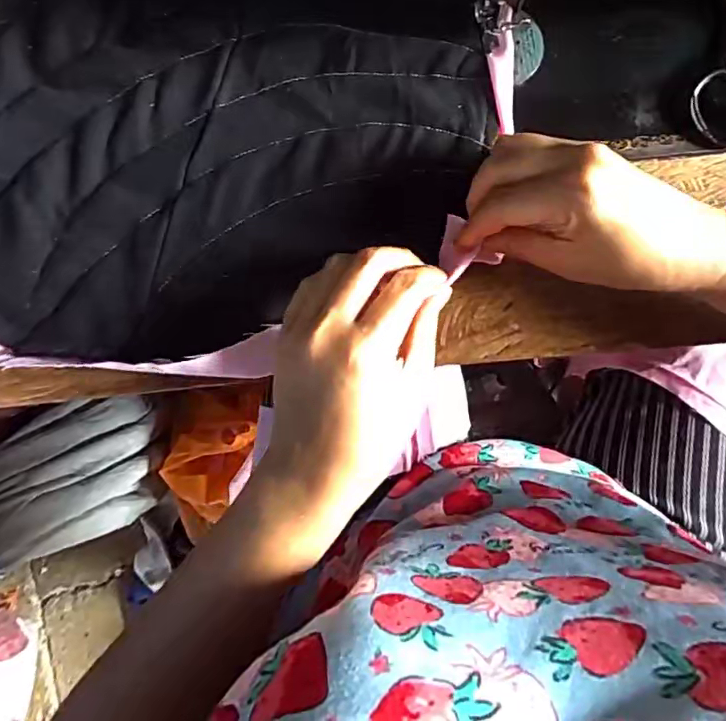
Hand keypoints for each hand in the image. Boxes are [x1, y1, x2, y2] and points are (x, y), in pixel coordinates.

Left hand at [254, 247, 450, 532]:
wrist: (309, 469)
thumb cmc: (371, 440)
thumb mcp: (412, 389)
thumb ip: (423, 330)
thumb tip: (436, 290)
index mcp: (366, 348)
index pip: (404, 286)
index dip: (429, 274)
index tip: (440, 280)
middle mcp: (329, 327)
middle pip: (368, 260)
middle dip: (402, 257)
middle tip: (418, 271)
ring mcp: (301, 325)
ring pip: (337, 263)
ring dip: (368, 264)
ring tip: (388, 281)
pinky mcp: (284, 328)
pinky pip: (312, 282)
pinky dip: (337, 277)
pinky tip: (353, 292)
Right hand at [457, 133, 725, 293]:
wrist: (693, 242)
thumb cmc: (635, 264)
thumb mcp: (569, 265)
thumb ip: (518, 245)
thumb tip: (480, 241)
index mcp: (569, 193)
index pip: (499, 203)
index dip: (473, 227)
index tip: (460, 247)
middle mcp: (569, 158)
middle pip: (496, 167)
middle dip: (476, 199)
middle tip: (477, 231)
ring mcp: (578, 146)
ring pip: (509, 148)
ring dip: (491, 178)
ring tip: (493, 210)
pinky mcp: (584, 145)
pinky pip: (531, 145)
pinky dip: (511, 166)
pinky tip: (515, 192)